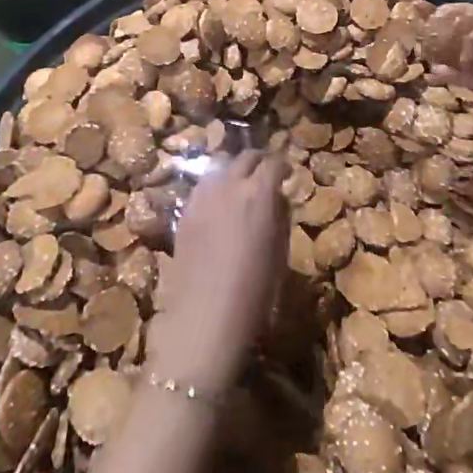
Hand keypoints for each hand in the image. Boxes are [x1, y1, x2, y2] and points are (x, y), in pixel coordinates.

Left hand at [146, 150, 287, 393]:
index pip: (273, 163)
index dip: (283, 165)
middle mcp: (229, 185)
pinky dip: (215, 187)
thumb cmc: (255, 291)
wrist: (206, 315)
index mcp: (259, 194)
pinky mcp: (184, 212)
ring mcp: (202, 196)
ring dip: (234, 170)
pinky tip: (219, 204)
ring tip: (241, 186)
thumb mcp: (280, 252)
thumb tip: (277, 199)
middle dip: (258, 161)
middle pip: (244, 157)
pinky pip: (202, 187)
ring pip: (220, 167)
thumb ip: (279, 217)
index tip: (288, 173)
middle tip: (266, 173)